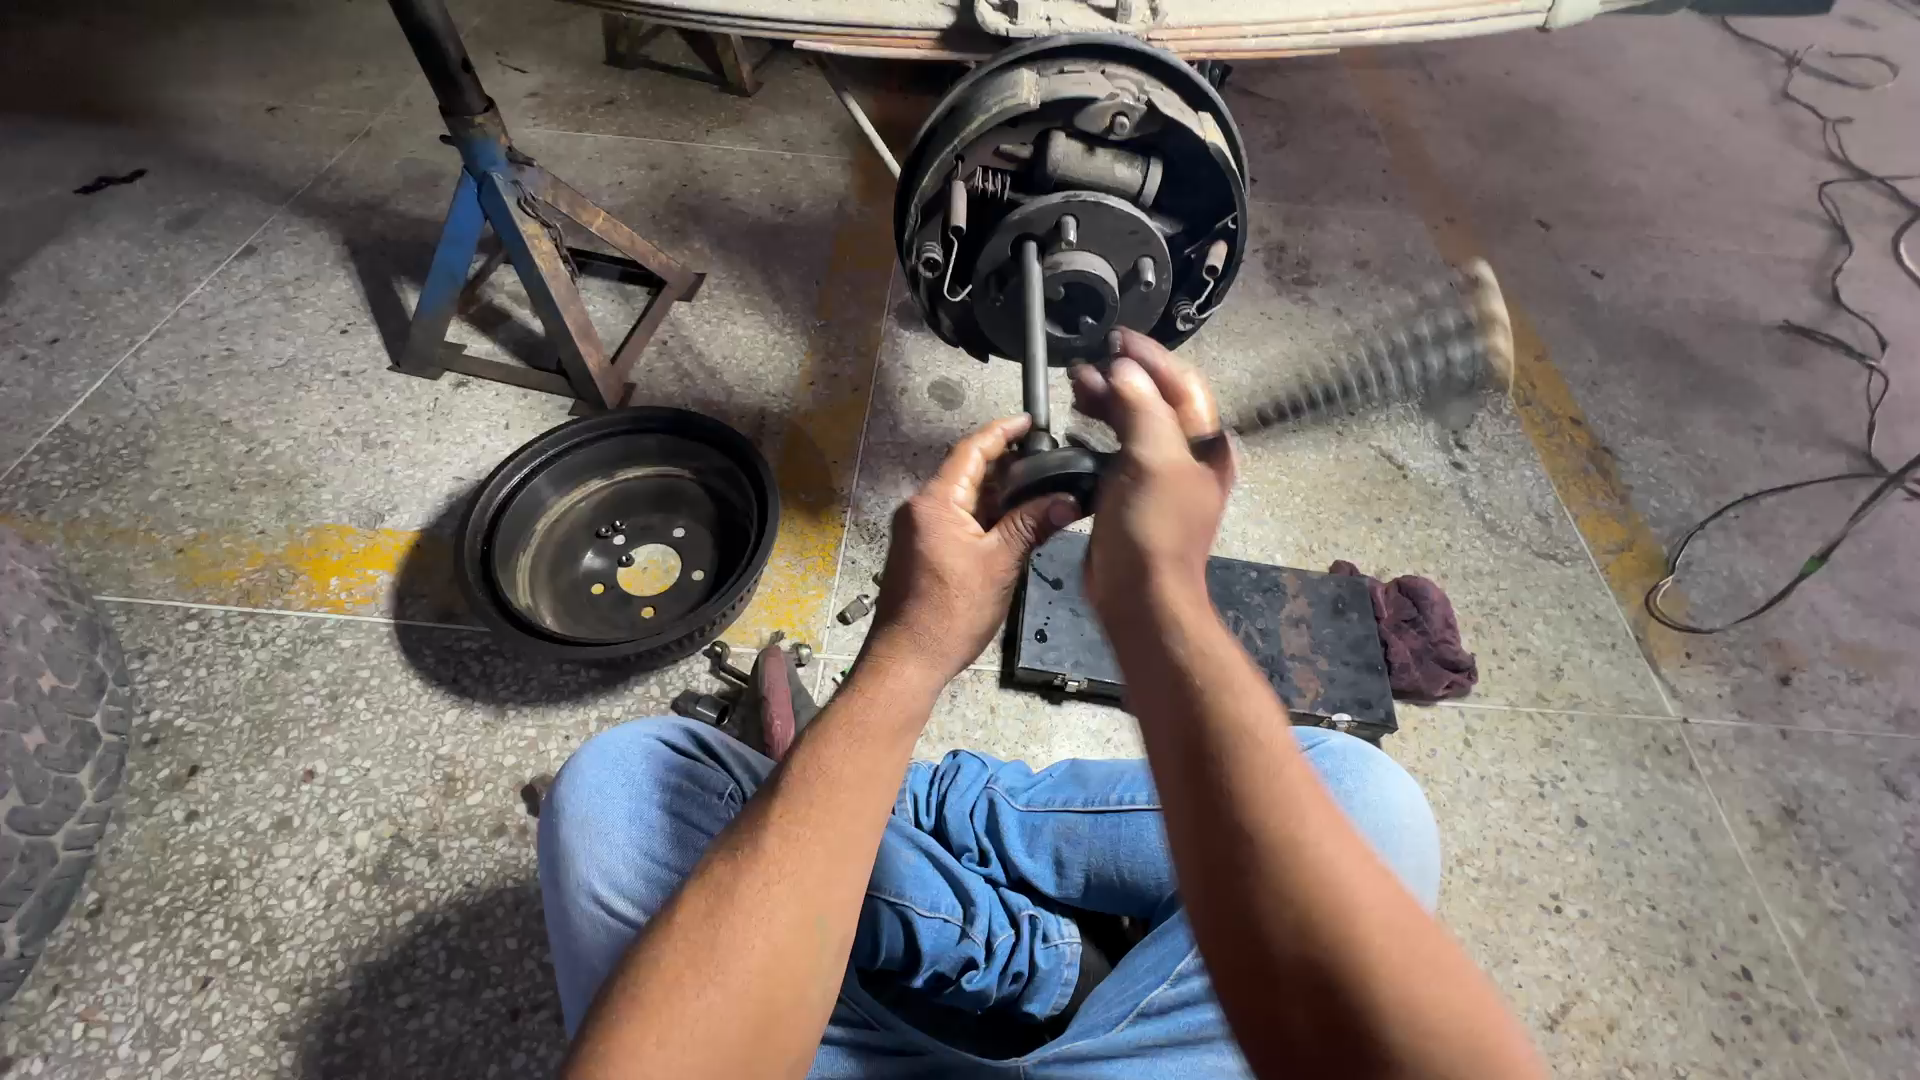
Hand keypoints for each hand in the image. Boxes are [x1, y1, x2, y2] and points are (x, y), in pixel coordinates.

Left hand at [860, 415, 1082, 686]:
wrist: (907, 659)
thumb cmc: (950, 613)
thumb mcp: (999, 564)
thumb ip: (1031, 525)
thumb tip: (1069, 500)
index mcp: (935, 502)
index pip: (971, 450)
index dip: (1002, 432)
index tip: (1030, 421)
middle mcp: (921, 507)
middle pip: (967, 471)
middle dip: (1008, 464)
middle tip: (1049, 460)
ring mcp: (918, 529)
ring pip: (964, 497)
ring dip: (998, 492)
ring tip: (1041, 487)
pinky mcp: (922, 549)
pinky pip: (957, 518)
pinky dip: (985, 515)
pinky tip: (1014, 520)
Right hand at [1070, 328, 1235, 625]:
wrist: (1139, 595)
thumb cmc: (1153, 528)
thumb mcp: (1152, 460)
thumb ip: (1141, 408)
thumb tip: (1124, 370)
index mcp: (1205, 446)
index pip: (1182, 385)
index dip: (1150, 358)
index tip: (1115, 338)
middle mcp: (1187, 457)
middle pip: (1156, 402)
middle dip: (1122, 378)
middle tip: (1085, 365)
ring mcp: (1158, 477)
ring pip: (1133, 424)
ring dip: (1107, 402)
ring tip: (1076, 385)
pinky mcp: (1130, 494)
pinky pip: (1116, 451)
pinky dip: (1098, 433)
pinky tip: (1076, 424)